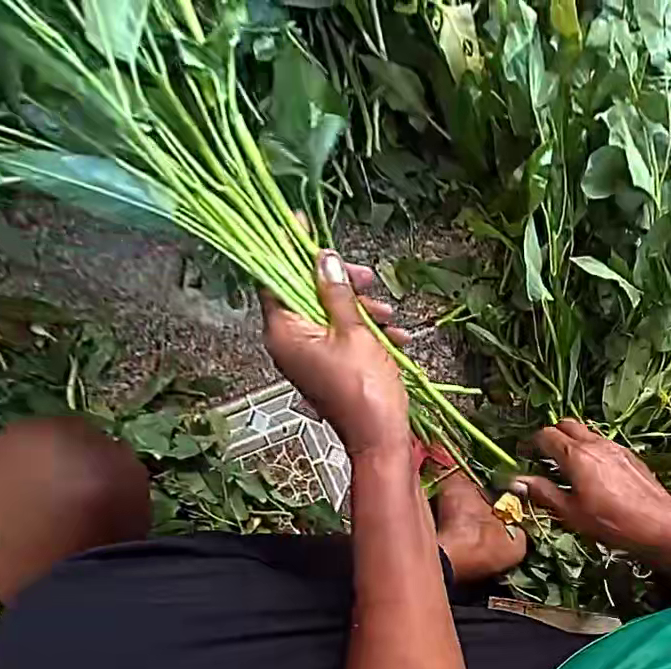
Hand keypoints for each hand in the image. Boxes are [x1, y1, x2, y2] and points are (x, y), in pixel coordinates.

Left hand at [260, 250, 413, 456]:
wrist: (381, 440)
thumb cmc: (366, 391)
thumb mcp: (356, 333)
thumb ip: (338, 293)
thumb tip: (323, 259)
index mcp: (284, 332)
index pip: (275, 278)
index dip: (290, 251)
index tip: (302, 227)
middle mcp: (289, 344)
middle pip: (307, 297)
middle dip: (341, 286)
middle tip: (367, 278)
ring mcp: (310, 360)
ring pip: (330, 319)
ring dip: (361, 312)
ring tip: (390, 318)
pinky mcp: (330, 371)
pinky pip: (342, 341)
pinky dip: (365, 335)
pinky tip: (394, 338)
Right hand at [508, 421, 670, 552]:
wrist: (658, 522)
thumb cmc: (611, 521)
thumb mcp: (571, 512)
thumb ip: (543, 493)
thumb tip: (517, 482)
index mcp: (576, 455)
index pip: (545, 435)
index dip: (531, 444)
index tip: (524, 456)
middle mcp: (595, 444)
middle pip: (566, 425)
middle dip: (551, 436)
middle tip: (543, 457)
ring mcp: (615, 447)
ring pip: (586, 433)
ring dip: (572, 442)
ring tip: (567, 466)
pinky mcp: (630, 456)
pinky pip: (603, 444)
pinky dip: (591, 450)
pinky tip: (592, 473)